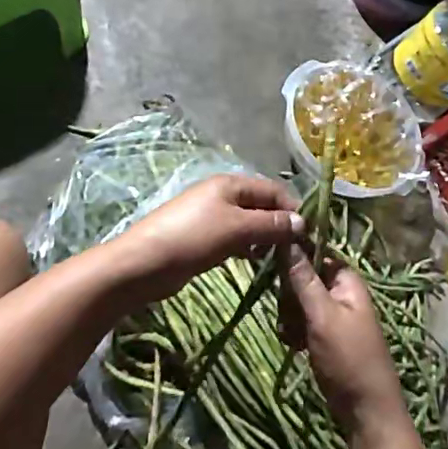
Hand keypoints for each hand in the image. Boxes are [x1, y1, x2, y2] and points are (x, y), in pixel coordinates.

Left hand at [119, 175, 302, 295]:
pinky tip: (252, 260)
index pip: (274, 190)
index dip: (292, 209)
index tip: (307, 234)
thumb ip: (273, 225)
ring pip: (249, 222)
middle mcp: (223, 194)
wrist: (140, 265)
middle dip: (280, 224)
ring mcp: (211, 215)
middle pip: (262, 205)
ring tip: (274, 257)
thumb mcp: (238, 229)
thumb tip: (303, 223)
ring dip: (264, 237)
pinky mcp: (201, 237)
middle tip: (294, 249)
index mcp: (231, 183)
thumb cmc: (192, 239)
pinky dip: (247, 245)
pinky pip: (234, 236)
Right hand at [279, 245, 405, 429]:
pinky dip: (294, 332)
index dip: (292, 262)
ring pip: (297, 302)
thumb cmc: (348, 357)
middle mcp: (340, 290)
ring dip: (289, 318)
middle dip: (289, 298)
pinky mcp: (324, 333)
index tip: (275, 277)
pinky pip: (300, 322)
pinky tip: (294, 347)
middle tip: (290, 319)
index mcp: (346, 278)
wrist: (365, 407)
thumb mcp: (322, 316)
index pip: (313, 253)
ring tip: (293, 338)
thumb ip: (304, 279)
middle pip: (302, 278)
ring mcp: (332, 313)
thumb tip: (288, 239)